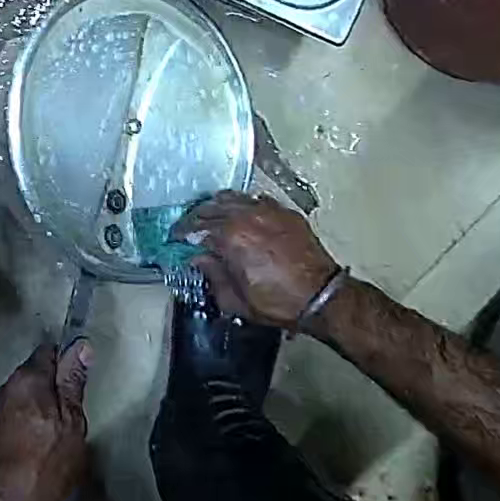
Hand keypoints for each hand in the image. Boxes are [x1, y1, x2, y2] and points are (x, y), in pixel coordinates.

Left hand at [0, 342, 91, 500]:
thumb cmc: (45, 462)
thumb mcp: (72, 419)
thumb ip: (74, 381)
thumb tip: (81, 347)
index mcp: (27, 376)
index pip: (50, 350)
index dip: (69, 361)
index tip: (81, 381)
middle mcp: (9, 385)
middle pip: (39, 371)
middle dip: (58, 385)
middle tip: (75, 412)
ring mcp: (1, 407)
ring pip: (31, 393)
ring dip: (47, 404)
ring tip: (63, 432)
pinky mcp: (0, 428)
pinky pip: (23, 411)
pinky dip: (36, 420)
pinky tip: (46, 443)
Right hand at [175, 191, 339, 327]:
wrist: (324, 298)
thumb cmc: (280, 302)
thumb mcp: (235, 300)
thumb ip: (212, 275)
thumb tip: (198, 259)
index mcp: (229, 236)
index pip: (194, 227)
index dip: (181, 233)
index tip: (175, 238)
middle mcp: (246, 216)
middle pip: (210, 207)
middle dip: (195, 217)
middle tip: (189, 227)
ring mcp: (267, 211)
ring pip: (232, 198)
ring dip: (217, 206)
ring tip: (211, 217)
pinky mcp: (284, 212)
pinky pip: (256, 200)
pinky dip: (243, 205)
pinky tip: (241, 215)